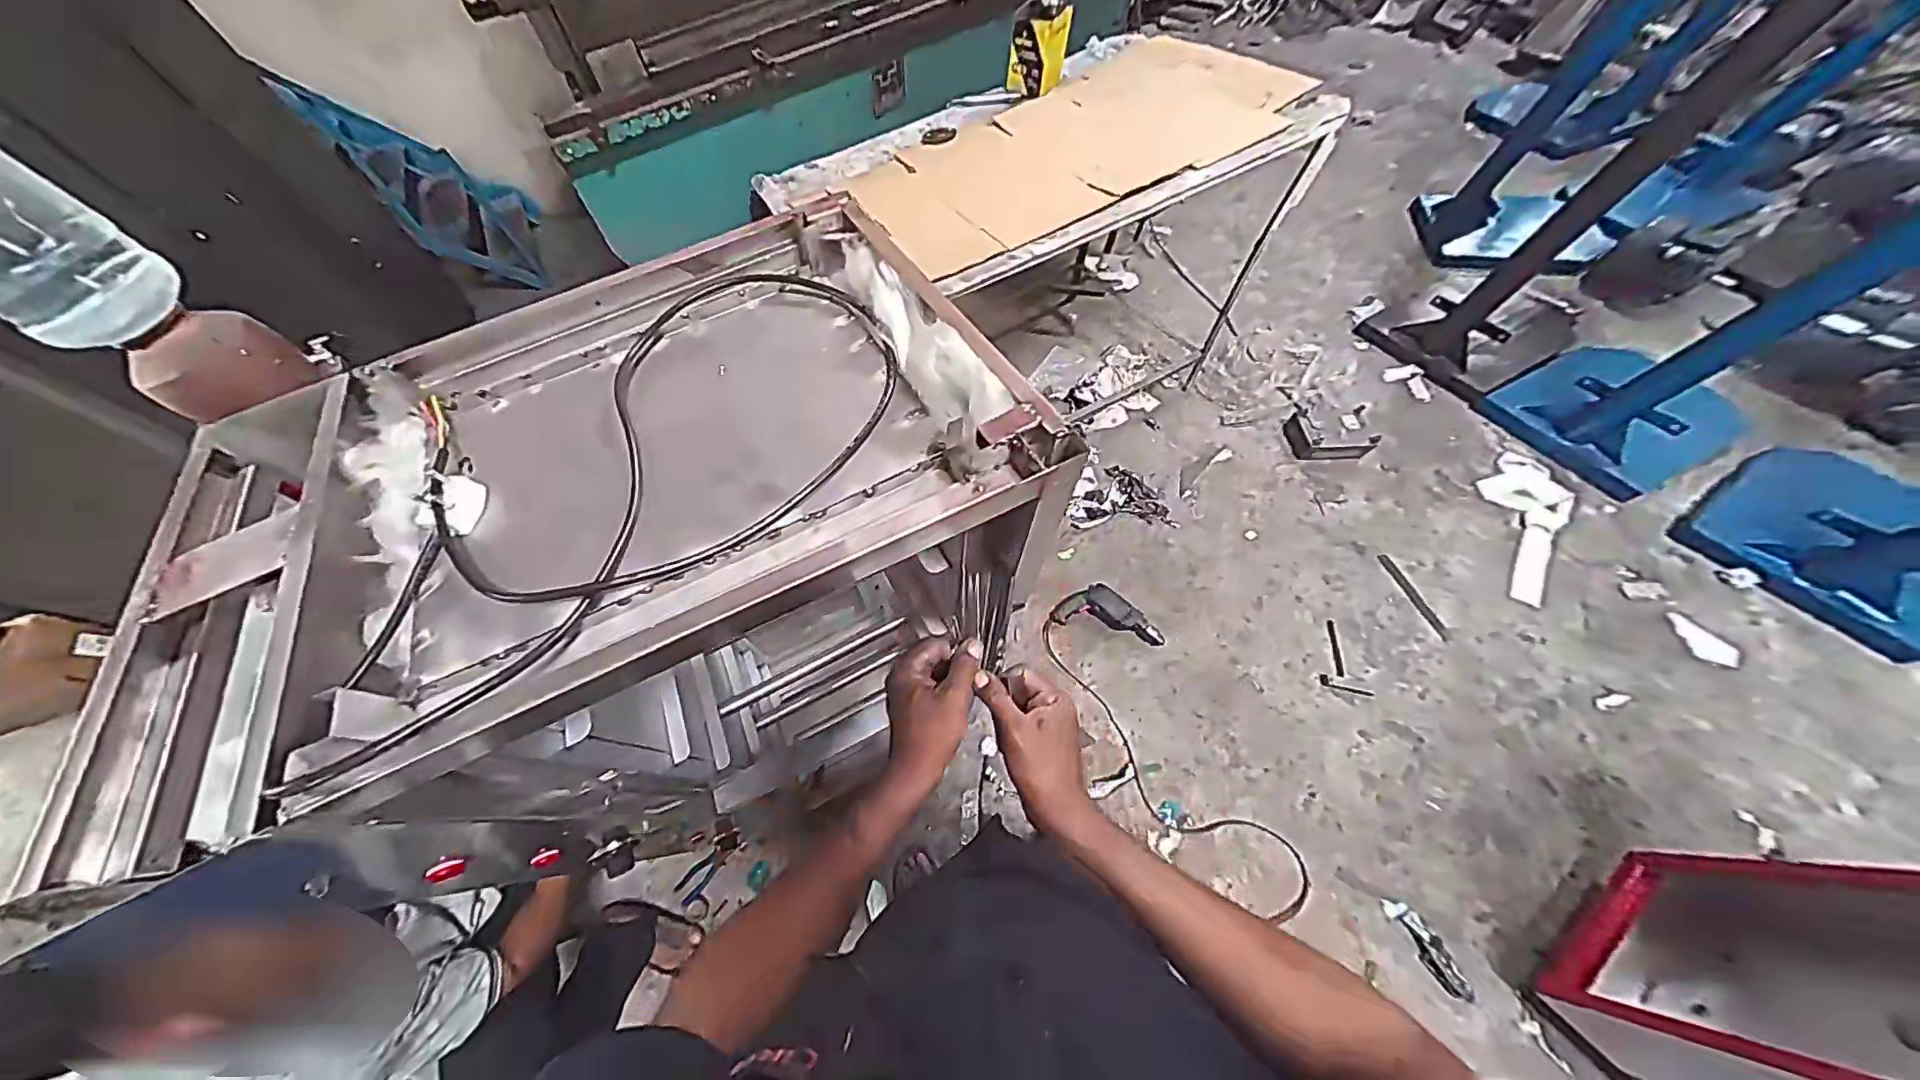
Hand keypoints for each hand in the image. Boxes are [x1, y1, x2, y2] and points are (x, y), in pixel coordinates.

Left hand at [883, 637, 981, 787]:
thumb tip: (971, 647)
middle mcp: (900, 678)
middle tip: (967, 681)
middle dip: (954, 666)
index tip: (971, 662)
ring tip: (960, 696)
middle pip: (933, 657)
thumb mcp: (955, 696)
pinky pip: (930, 688)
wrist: (916, 768)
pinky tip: (952, 706)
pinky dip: (943, 692)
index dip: (957, 651)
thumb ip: (965, 667)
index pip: (935, 644)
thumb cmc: (929, 738)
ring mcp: (903, 692)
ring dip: (950, 680)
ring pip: (933, 673)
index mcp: (906, 670)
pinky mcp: (910, 705)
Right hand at [975, 666, 1093, 833]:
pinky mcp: (1045, 740)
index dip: (1001, 683)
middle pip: (1018, 692)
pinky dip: (1012, 735)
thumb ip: (996, 697)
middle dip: (1004, 707)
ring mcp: (1052, 725)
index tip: (986, 696)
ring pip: (1017, 711)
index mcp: (1056, 699)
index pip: (1020, 674)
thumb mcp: (1012, 728)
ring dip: (1006, 723)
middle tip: (1002, 727)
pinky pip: (1022, 727)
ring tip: (1008, 741)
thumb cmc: (1041, 771)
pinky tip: (1013, 749)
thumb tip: (981, 675)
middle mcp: (1057, 708)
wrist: (1055, 806)